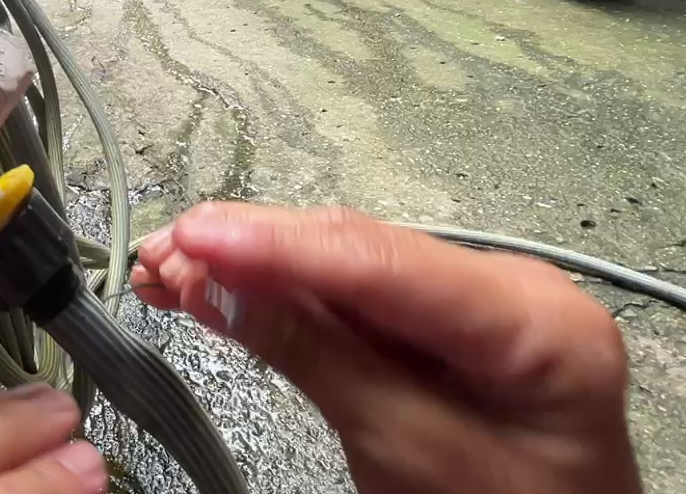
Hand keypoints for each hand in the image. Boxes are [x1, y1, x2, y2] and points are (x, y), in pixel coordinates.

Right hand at [132, 203, 639, 493]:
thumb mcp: (407, 449)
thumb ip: (309, 353)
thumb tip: (203, 284)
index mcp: (529, 315)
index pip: (378, 260)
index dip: (276, 244)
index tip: (190, 237)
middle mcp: (488, 278)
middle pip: (344, 248)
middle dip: (243, 248)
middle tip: (157, 253)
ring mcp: (447, 292)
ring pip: (322, 261)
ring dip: (236, 264)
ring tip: (160, 267)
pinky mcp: (410, 313)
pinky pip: (323, 290)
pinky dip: (257, 289)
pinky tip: (199, 282)